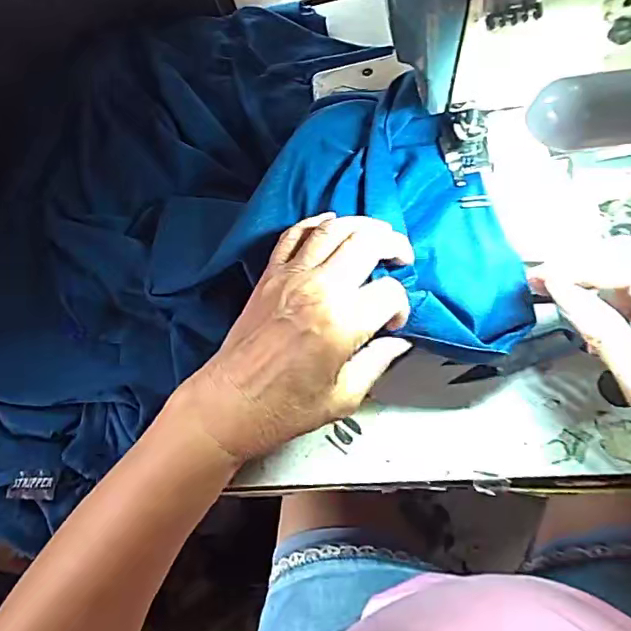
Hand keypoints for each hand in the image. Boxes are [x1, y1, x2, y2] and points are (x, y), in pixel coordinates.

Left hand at [170, 214, 413, 463]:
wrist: (229, 401)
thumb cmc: (282, 407)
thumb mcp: (342, 397)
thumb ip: (375, 364)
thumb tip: (395, 344)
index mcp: (341, 323)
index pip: (389, 292)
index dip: (400, 306)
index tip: (392, 322)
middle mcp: (317, 290)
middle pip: (366, 243)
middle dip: (392, 244)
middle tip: (401, 256)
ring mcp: (290, 278)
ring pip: (332, 230)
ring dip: (361, 225)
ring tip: (377, 233)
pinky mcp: (269, 276)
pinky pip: (294, 235)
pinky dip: (315, 224)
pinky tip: (331, 223)